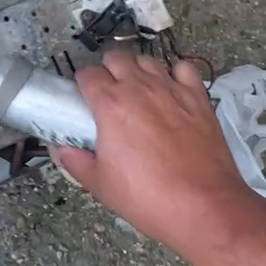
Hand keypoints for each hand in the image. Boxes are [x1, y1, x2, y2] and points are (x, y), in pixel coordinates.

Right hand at [53, 52, 254, 254]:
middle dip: (108, 70)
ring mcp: (171, 90)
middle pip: (116, 58)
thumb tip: (61, 150)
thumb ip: (75, 162)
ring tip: (138, 90)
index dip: (82, 83)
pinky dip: (176, 74)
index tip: (84, 97)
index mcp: (110, 104)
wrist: (204, 208)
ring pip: (147, 60)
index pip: (87, 73)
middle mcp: (139, 89)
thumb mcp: (101, 185)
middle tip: (109, 93)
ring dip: (138, 69)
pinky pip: (184, 69)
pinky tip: (172, 89)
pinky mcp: (197, 98)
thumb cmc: (149, 198)